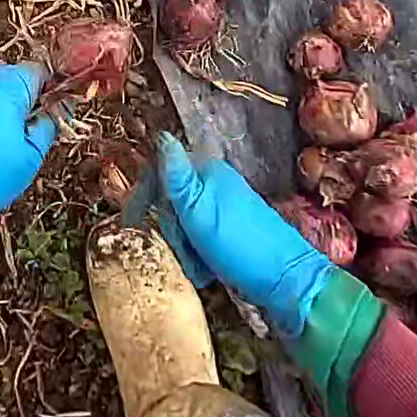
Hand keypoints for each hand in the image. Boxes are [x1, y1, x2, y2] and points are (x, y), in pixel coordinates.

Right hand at [156, 132, 335, 334]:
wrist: (284, 280)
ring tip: (199, 265)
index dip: (145, 195)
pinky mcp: (230, 231)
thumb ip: (176, 175)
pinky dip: (199, 256)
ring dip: (185, 247)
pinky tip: (208, 271)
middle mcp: (215, 184)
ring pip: (184, 224)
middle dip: (171, 229)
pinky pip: (201, 239)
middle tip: (184, 246)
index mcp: (207, 171)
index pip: (162, 171)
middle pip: (171, 201)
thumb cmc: (237, 244)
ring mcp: (224, 208)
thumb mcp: (197, 210)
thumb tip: (162, 136)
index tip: (132, 222)